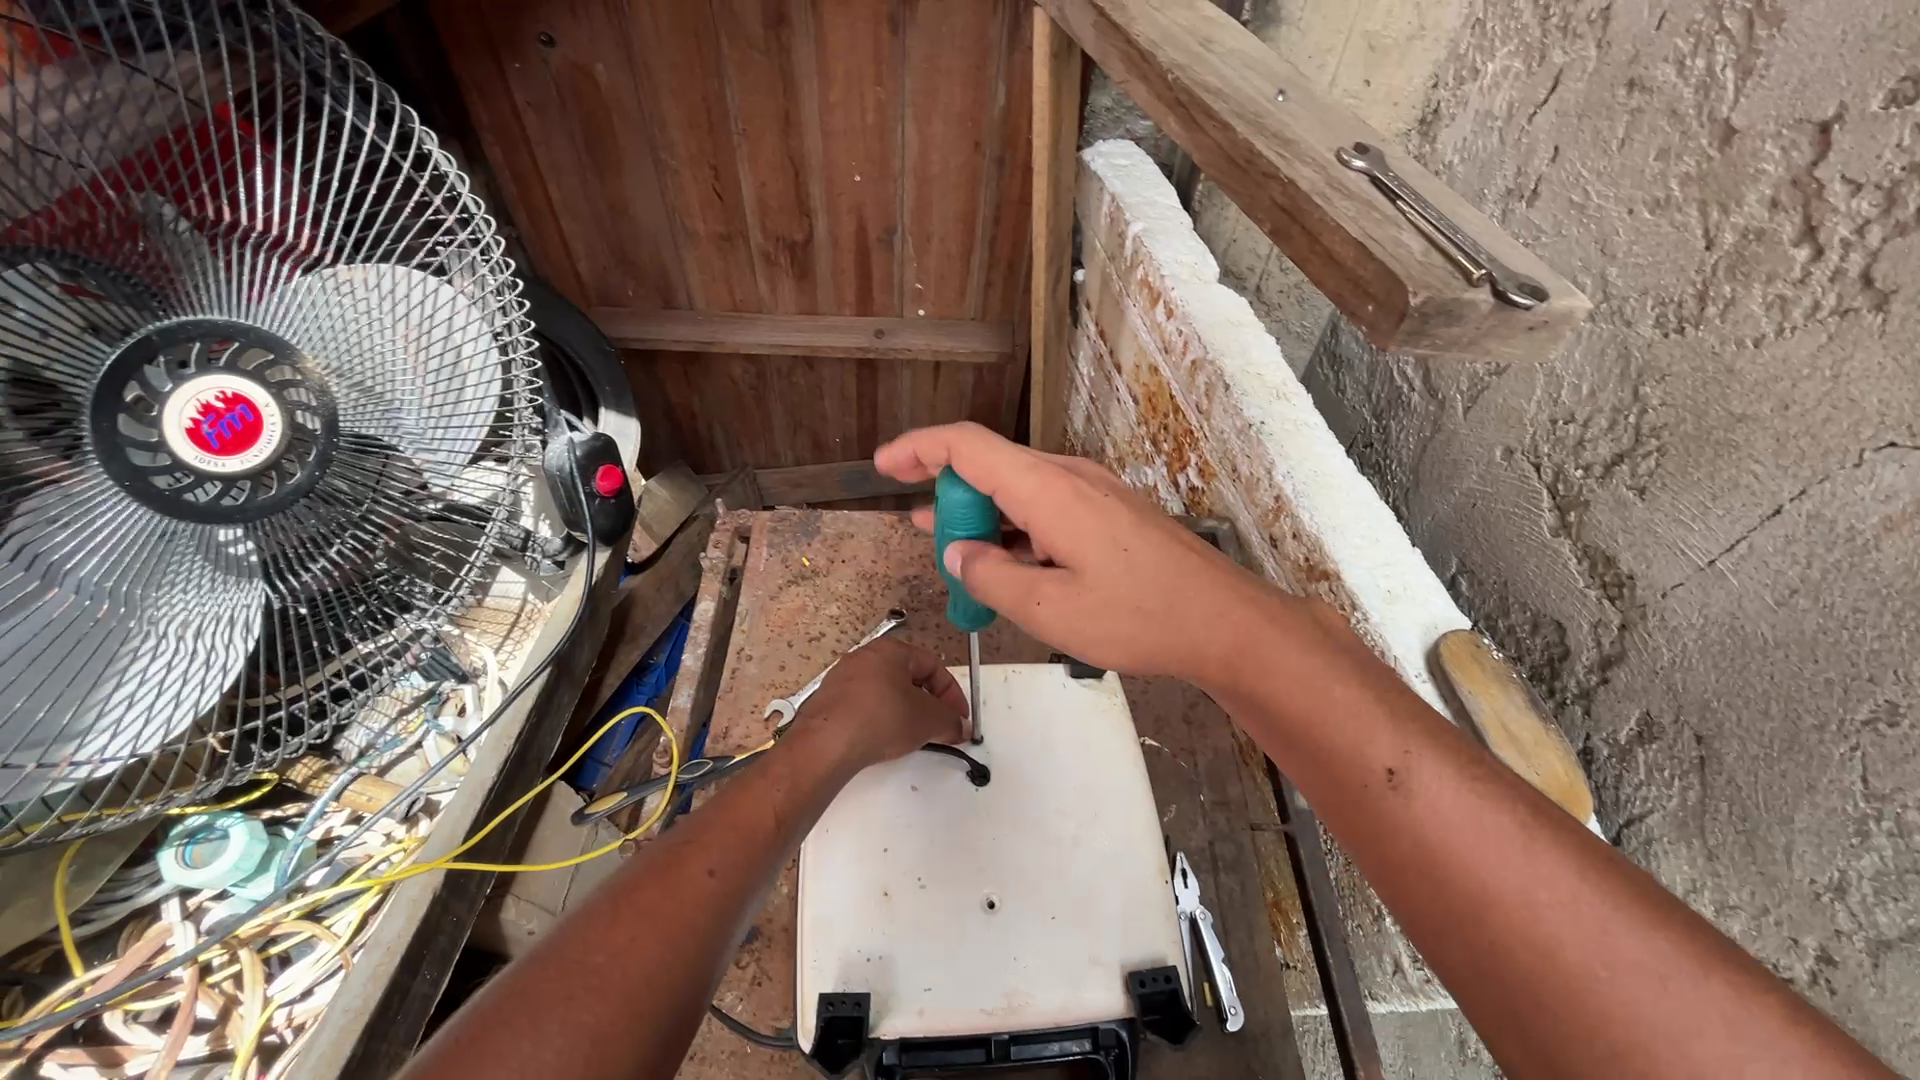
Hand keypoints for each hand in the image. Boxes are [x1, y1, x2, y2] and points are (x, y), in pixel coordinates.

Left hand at [789, 638, 969, 773]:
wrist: (826, 742)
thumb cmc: (882, 718)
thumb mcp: (929, 720)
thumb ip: (951, 721)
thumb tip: (961, 727)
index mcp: (891, 649)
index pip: (933, 665)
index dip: (952, 693)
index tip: (959, 719)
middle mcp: (864, 656)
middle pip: (908, 677)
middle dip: (928, 704)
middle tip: (939, 727)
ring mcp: (842, 678)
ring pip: (885, 692)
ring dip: (904, 712)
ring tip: (912, 737)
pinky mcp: (827, 701)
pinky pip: (863, 706)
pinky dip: (879, 720)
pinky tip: (882, 740)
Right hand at [874, 423, 1286, 687]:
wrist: (1224, 622)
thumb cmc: (1140, 617)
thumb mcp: (1049, 610)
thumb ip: (990, 578)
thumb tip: (957, 552)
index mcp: (1049, 490)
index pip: (969, 446)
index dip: (919, 448)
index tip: (884, 465)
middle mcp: (1070, 477)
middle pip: (992, 464)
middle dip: (947, 491)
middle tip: (919, 529)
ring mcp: (1094, 493)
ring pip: (1018, 488)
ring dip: (980, 514)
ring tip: (946, 543)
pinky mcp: (1109, 513)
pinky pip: (1046, 506)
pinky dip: (1013, 527)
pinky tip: (1002, 558)